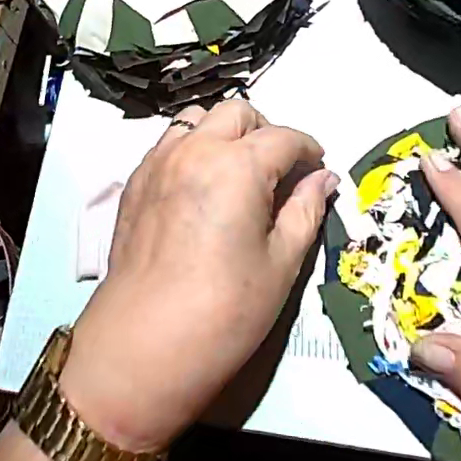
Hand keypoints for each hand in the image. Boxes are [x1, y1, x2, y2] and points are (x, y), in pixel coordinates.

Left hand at [63, 100, 334, 452]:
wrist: (142, 348)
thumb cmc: (224, 310)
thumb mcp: (281, 262)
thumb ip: (306, 210)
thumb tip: (324, 178)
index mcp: (238, 166)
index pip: (284, 138)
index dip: (308, 149)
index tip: (317, 167)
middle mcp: (195, 150)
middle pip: (238, 112)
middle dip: (266, 131)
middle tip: (280, 168)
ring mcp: (159, 162)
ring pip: (198, 120)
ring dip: (226, 133)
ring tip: (239, 171)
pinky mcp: (136, 182)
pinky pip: (170, 142)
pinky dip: (194, 147)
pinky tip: (204, 187)